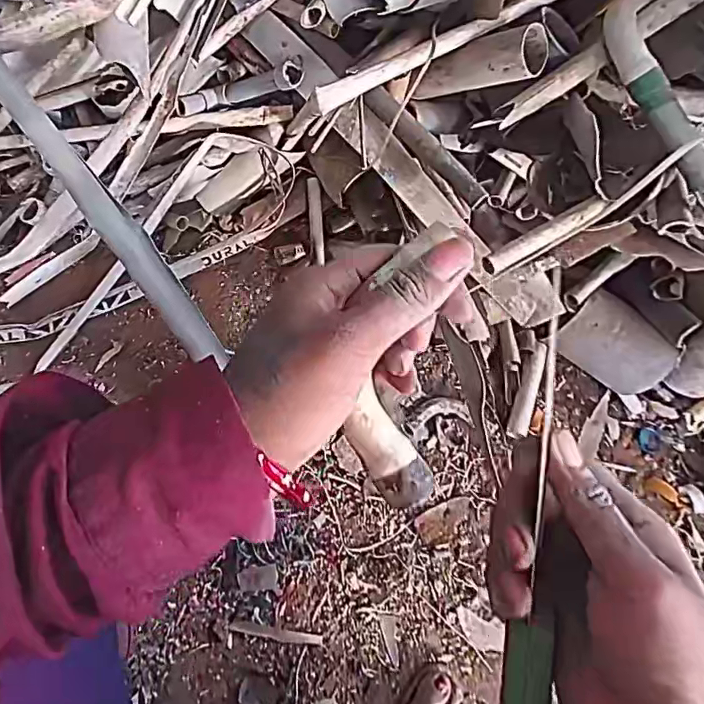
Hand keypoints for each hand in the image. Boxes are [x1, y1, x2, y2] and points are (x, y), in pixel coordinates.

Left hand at [224, 238, 476, 471]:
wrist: (246, 448)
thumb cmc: (284, 396)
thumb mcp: (354, 342)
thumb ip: (404, 298)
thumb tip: (449, 256)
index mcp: (322, 283)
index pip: (392, 258)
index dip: (430, 279)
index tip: (456, 306)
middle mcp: (321, 303)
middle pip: (391, 292)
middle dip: (413, 321)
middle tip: (412, 348)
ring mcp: (323, 333)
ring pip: (384, 326)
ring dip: (402, 348)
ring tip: (396, 371)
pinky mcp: (326, 362)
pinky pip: (370, 353)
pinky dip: (387, 367)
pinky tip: (391, 385)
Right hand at [488, 429, 703, 703]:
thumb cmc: (676, 666)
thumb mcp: (640, 579)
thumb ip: (595, 510)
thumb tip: (562, 444)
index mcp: (624, 525)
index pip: (564, 470)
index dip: (534, 477)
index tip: (522, 502)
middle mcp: (590, 542)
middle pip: (528, 500)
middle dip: (514, 524)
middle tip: (521, 556)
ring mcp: (564, 574)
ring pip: (509, 538)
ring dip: (504, 563)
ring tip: (522, 597)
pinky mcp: (543, 605)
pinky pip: (504, 579)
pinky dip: (502, 592)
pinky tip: (520, 615)